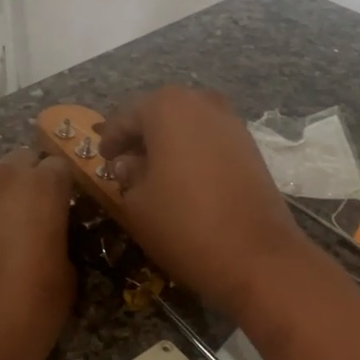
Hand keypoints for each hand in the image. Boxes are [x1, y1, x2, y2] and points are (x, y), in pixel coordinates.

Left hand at [0, 149, 75, 359]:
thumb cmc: (27, 318)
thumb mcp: (68, 278)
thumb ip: (63, 237)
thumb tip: (54, 228)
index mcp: (41, 190)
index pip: (60, 165)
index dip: (65, 187)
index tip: (67, 209)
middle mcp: (1, 181)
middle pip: (22, 161)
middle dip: (31, 181)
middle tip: (36, 217)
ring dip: (1, 195)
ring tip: (2, 233)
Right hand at [97, 87, 311, 316]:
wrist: (258, 257)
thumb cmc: (185, 224)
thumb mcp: (138, 203)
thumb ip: (127, 175)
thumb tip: (127, 164)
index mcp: (166, 107)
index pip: (126, 117)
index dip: (110, 139)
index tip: (101, 158)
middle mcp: (201, 102)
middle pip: (160, 114)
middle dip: (141, 136)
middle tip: (124, 163)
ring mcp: (231, 122)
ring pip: (188, 125)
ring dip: (169, 143)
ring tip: (154, 173)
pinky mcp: (250, 145)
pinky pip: (210, 139)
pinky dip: (194, 152)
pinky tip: (184, 179)